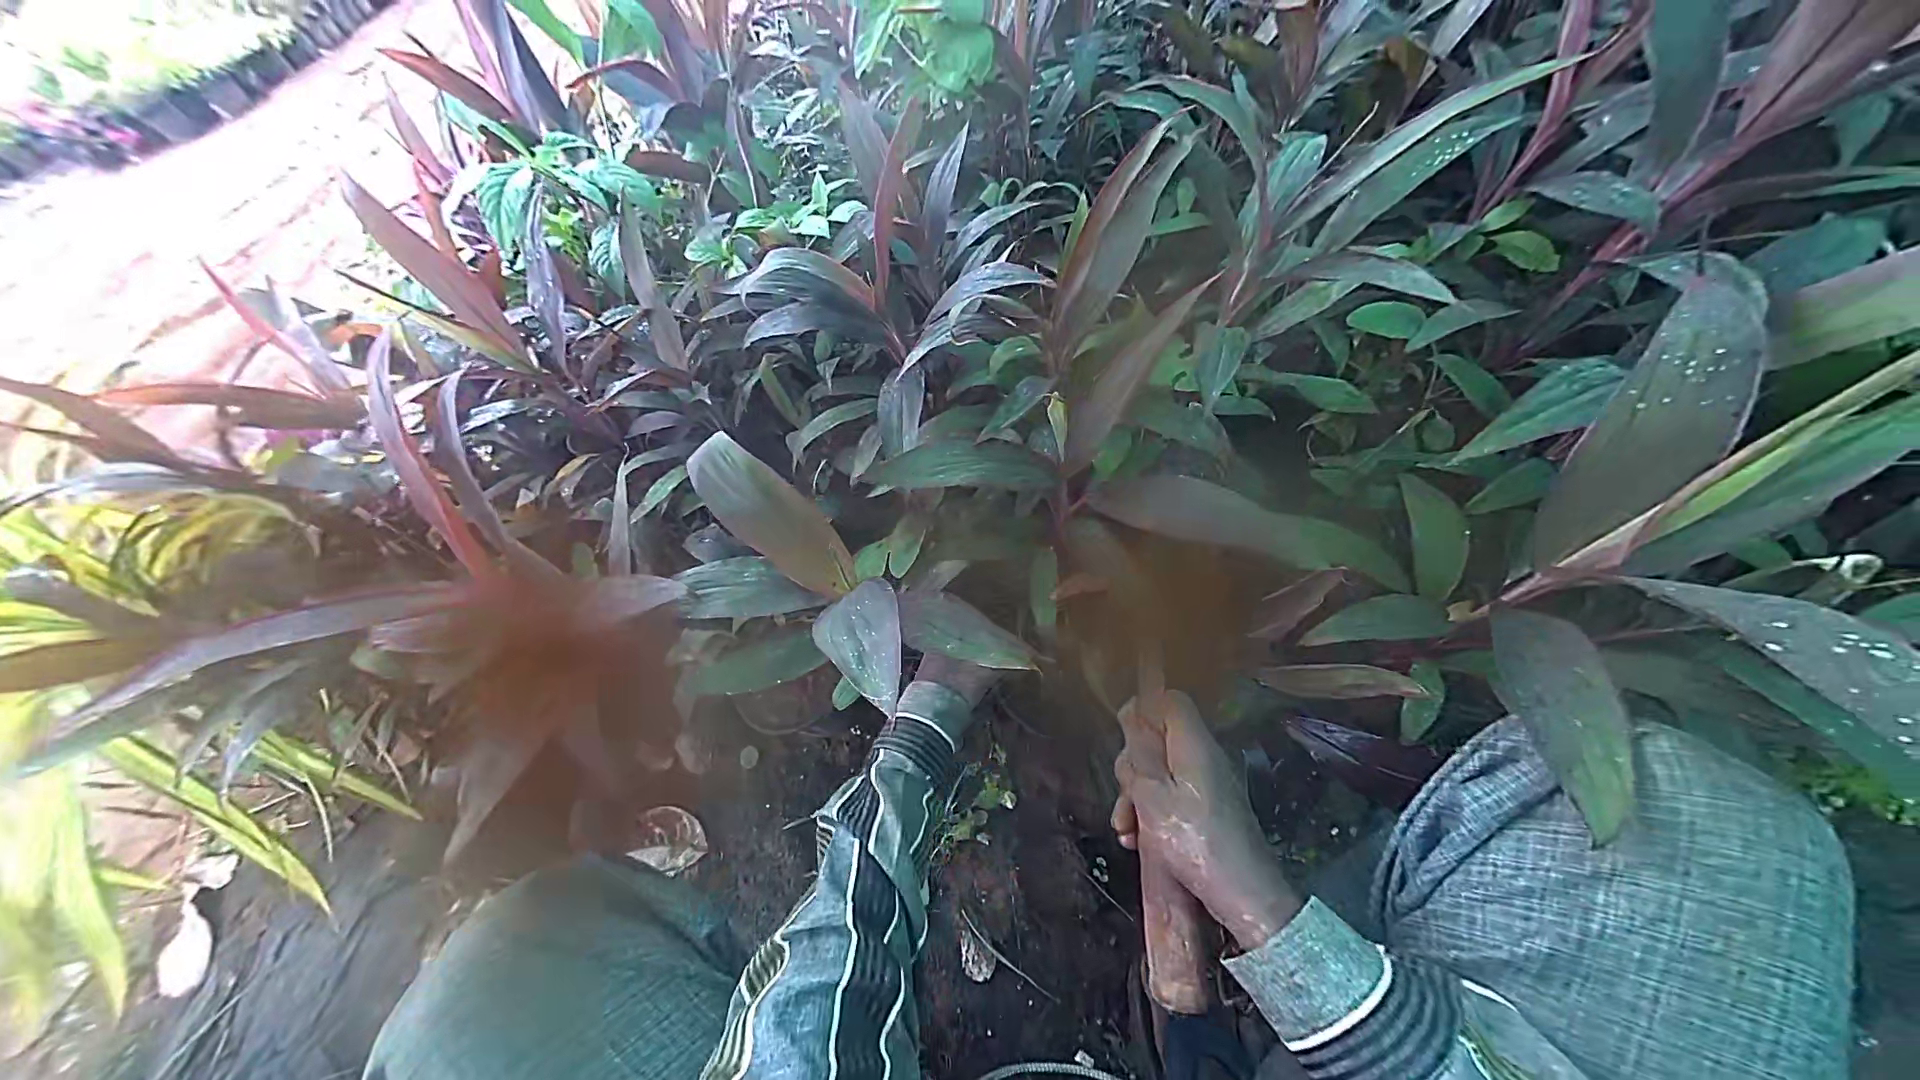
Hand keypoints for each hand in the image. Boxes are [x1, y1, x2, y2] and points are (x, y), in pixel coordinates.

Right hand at [1112, 690, 1301, 949]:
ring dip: (1136, 795)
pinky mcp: (1209, 810)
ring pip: (1160, 771)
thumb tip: (1132, 712)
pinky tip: (1137, 839)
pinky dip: (1152, 812)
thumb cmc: (1195, 843)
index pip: (1169, 700)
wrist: (1246, 899)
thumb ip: (1139, 753)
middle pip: (1159, 738)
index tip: (1122, 735)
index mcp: (1194, 745)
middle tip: (1125, 794)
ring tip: (1126, 828)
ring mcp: (1208, 785)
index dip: (1143, 708)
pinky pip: (1172, 796)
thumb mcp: (1152, 796)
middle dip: (1132, 764)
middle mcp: (1204, 757)